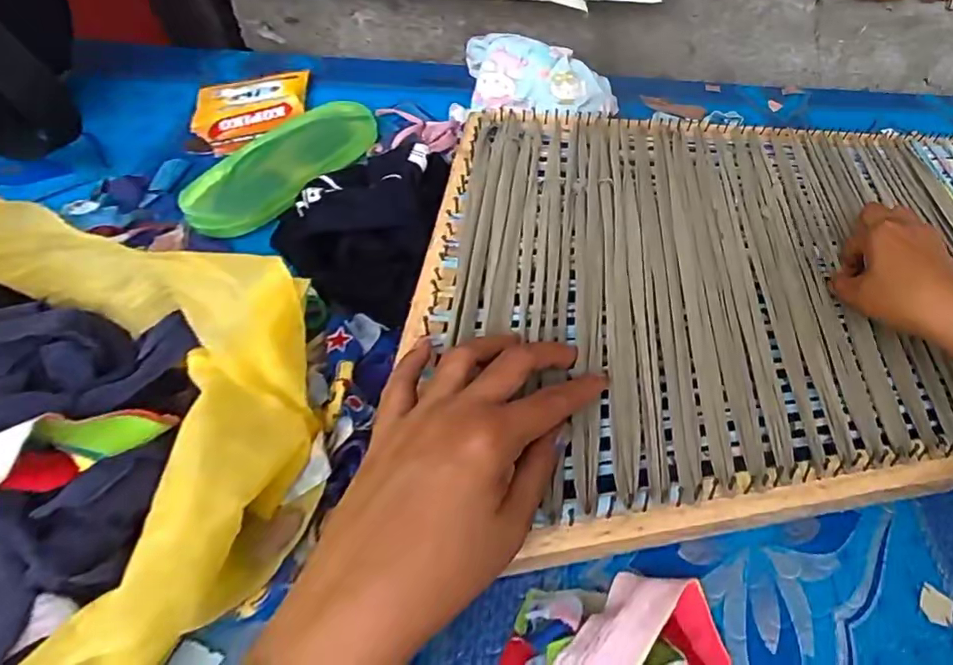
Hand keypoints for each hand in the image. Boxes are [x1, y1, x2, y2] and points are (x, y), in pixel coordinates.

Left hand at [250, 336, 603, 664]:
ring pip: (461, 358)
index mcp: (494, 437)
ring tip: (513, 345)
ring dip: (493, 344)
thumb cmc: (443, 575)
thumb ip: (535, 471)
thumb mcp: (508, 529)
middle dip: (547, 354)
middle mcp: (459, 412)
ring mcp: (418, 417)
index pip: (550, 403)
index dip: (580, 390)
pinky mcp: (385, 431)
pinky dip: (418, 356)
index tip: (599, 381)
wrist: (353, 608)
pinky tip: (431, 345)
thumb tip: (550, 432)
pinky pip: (402, 381)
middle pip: (512, 364)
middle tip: (567, 356)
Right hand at [830, 203, 952, 345]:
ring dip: (888, 234)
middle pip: (874, 213)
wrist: (951, 309)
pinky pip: (916, 235)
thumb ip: (843, 286)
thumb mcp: (862, 298)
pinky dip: (908, 245)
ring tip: (885, 260)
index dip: (847, 260)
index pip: (852, 239)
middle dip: (864, 233)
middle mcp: (900, 225)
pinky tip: (907, 269)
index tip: (849, 277)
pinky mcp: (939, 245)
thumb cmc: (908, 298)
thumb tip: (838, 282)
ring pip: (898, 219)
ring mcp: (922, 232)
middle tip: (863, 257)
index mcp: (877, 231)